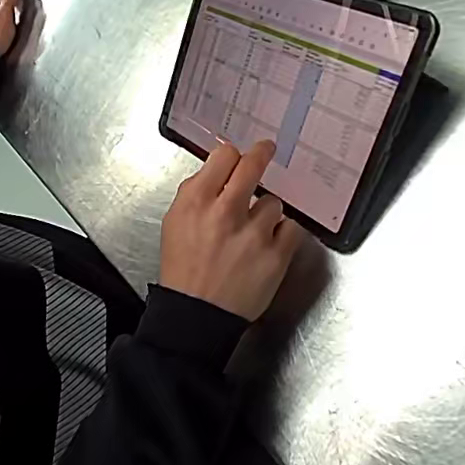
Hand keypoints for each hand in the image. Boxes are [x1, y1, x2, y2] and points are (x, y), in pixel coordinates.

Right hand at [160, 140, 305, 320]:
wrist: (196, 314)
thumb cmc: (184, 271)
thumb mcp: (173, 223)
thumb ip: (195, 194)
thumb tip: (216, 172)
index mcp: (196, 202)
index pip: (224, 156)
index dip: (232, 155)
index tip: (238, 157)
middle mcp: (226, 212)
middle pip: (253, 166)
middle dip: (262, 154)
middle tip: (267, 150)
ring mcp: (254, 233)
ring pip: (273, 202)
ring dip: (266, 213)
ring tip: (253, 231)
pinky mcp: (276, 255)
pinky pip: (291, 228)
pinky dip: (282, 234)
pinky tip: (268, 243)